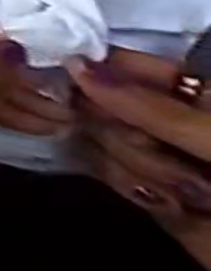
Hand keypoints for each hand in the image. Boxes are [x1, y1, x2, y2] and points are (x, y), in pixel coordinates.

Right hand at [70, 49, 210, 270]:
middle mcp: (172, 123)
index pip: (129, 67)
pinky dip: (131, 187)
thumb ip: (155, 108)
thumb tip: (73, 64)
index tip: (76, 78)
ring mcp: (157, 156)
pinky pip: (102, 170)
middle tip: (154, 149)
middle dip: (121, 129)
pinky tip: (173, 206)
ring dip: (135, 165)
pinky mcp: (144, 188)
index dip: (98, 70)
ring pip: (95, 137)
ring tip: (191, 194)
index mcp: (203, 103)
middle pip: (100, 103)